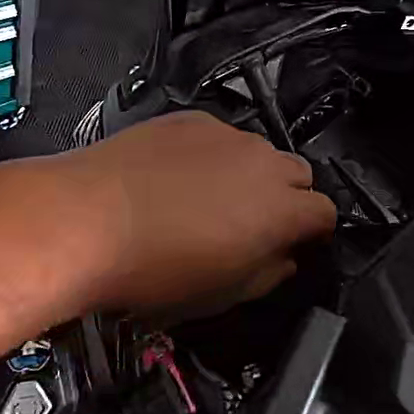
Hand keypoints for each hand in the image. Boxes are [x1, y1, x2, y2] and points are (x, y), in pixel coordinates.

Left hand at [51, 111, 335, 313]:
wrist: (88, 218)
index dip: (314, 231)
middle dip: (288, 197)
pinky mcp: (188, 119)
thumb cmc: (155, 270)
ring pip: (258, 151)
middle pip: (299, 173)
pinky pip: (218, 136)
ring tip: (212, 197)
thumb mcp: (222, 293)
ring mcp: (225, 134)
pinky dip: (213, 154)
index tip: (297, 244)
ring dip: (250, 173)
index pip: (325, 212)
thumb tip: (283, 259)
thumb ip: (267, 273)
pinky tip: (178, 174)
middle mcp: (261, 162)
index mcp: (281, 209)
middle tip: (255, 224)